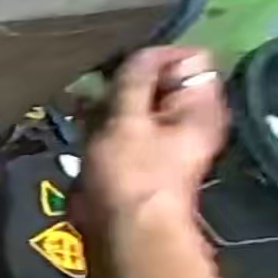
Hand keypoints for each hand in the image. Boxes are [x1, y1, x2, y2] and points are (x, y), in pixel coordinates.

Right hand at [76, 45, 229, 237]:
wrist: (123, 223)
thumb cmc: (129, 172)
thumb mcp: (128, 123)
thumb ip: (134, 85)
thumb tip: (141, 53)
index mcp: (198, 105)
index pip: (188, 58)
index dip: (153, 59)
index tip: (116, 75)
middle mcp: (185, 116)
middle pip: (157, 81)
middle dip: (122, 83)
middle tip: (92, 96)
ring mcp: (159, 136)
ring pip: (133, 104)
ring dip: (105, 105)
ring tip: (79, 113)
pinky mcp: (134, 153)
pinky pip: (119, 126)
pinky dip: (99, 123)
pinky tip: (80, 129)